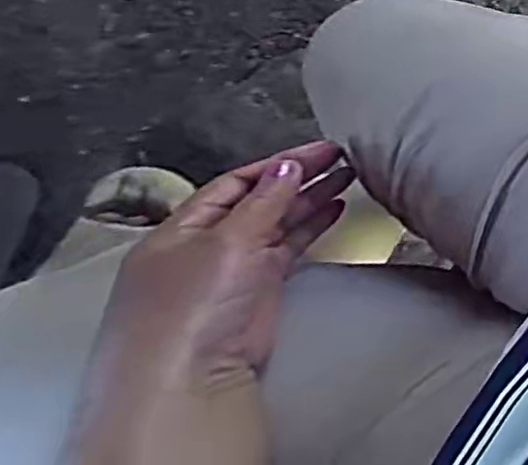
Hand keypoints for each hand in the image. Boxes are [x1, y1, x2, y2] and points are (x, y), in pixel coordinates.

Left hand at [94, 141, 352, 391]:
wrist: (191, 377)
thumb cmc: (191, 309)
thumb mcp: (228, 241)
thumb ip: (263, 200)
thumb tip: (288, 165)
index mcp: (179, 232)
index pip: (233, 184)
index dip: (277, 164)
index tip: (320, 150)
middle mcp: (204, 246)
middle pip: (258, 199)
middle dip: (299, 176)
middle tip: (341, 155)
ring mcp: (232, 267)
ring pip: (279, 220)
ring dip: (312, 196)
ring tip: (349, 174)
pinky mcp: (258, 286)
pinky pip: (290, 244)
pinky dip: (313, 224)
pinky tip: (336, 208)